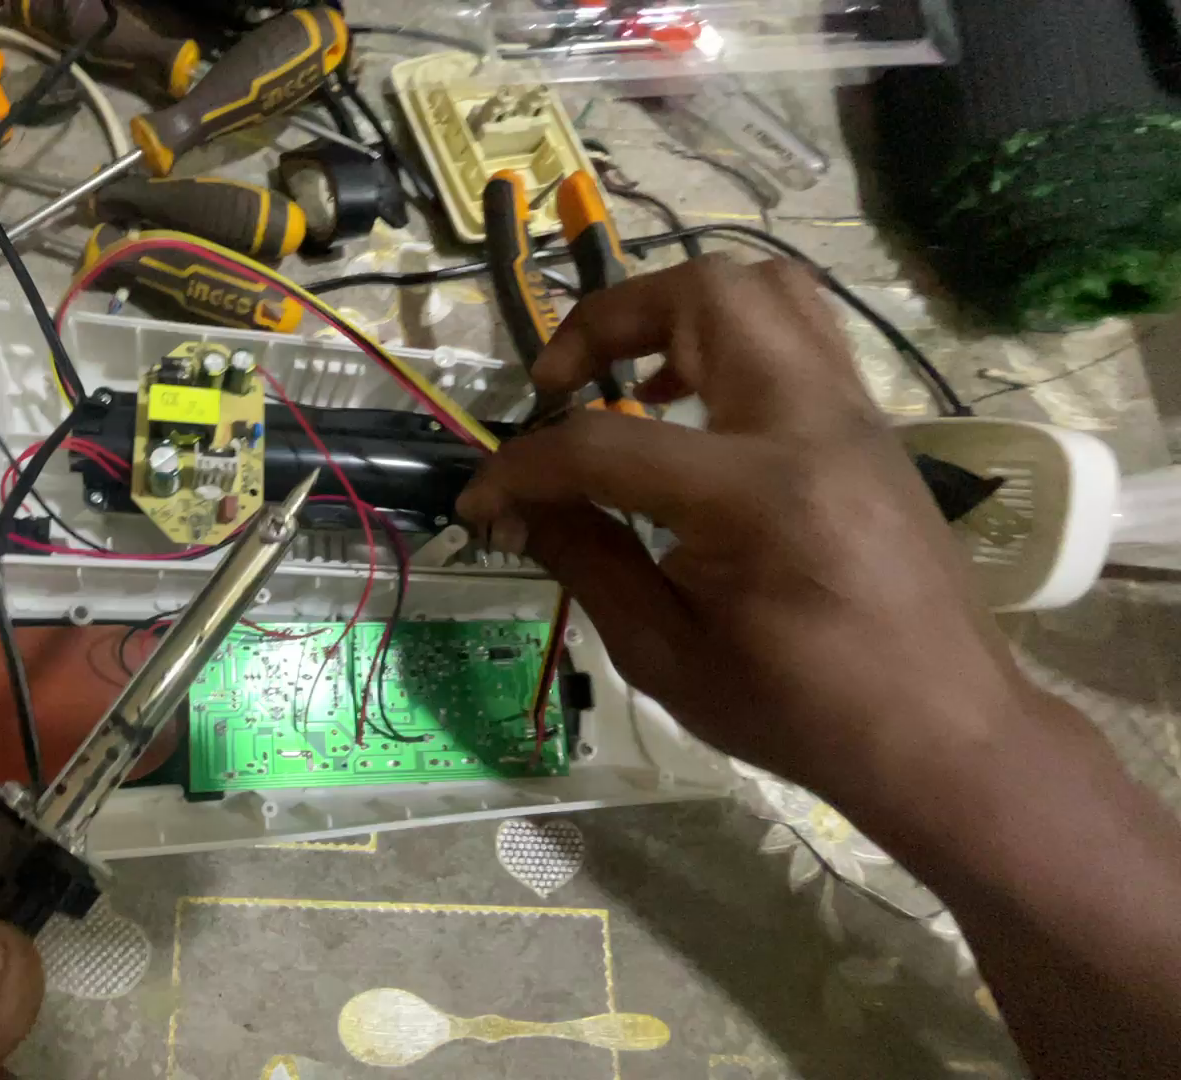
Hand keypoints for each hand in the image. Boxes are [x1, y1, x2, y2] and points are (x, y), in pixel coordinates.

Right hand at [459, 255, 1039, 801]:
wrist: (941, 735)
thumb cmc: (794, 709)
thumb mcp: (657, 649)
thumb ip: (579, 555)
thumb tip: (509, 505)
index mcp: (757, 498)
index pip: (601, 445)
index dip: (519, 468)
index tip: (480, 500)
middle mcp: (811, 426)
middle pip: (704, 297)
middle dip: (602, 325)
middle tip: (554, 386)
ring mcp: (849, 414)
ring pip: (758, 290)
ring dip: (663, 316)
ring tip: (612, 380)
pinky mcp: (858, 425)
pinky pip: (785, 331)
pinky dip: (712, 339)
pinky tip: (673, 404)